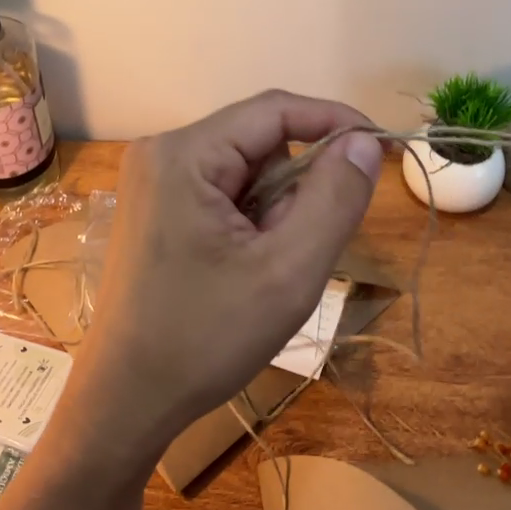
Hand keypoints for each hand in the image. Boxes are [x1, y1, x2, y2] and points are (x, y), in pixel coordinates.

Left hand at [58, 91, 383, 465]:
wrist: (126, 400)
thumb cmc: (204, 339)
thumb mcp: (287, 272)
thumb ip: (334, 198)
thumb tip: (364, 141)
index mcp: (184, 153)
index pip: (275, 110)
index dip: (336, 122)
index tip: (384, 152)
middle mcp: (161, 152)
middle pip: (257, 143)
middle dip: (294, 189)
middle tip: (294, 253)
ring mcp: (152, 181)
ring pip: (243, 172)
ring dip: (272, 212)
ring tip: (260, 271)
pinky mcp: (153, 208)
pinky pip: (220, 193)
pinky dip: (247, 223)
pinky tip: (238, 271)